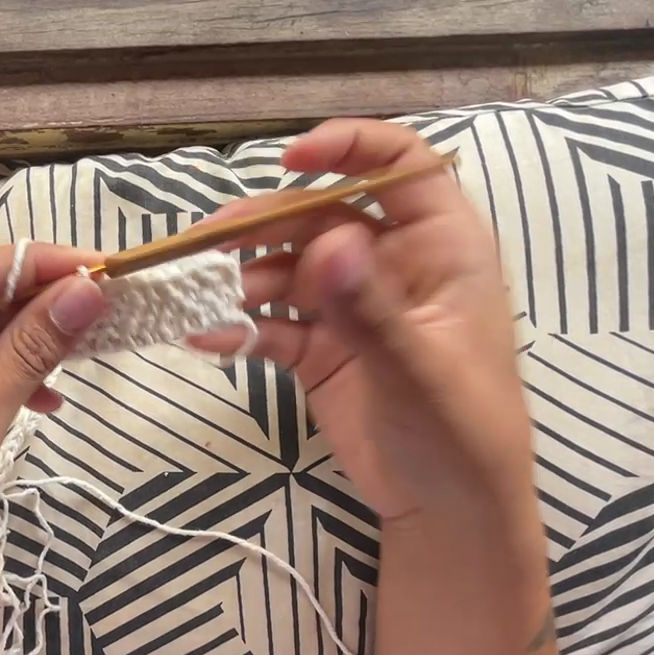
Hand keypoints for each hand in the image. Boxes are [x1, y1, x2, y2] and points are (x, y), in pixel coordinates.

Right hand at [191, 119, 536, 529]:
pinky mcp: (317, 352)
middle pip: (316, 220)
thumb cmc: (459, 431)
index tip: (288, 159)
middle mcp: (387, 267)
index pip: (400, 169)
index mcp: (437, 249)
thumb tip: (329, 239)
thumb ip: (372, 308)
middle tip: (204, 242)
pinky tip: (207, 342)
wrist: (443, 506)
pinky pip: (271, 329)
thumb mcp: (418, 369)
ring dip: (238, 283)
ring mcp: (347, 310)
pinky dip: (239, 333)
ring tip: (195, 300)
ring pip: (284, 273)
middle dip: (260, 227)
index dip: (347, 148)